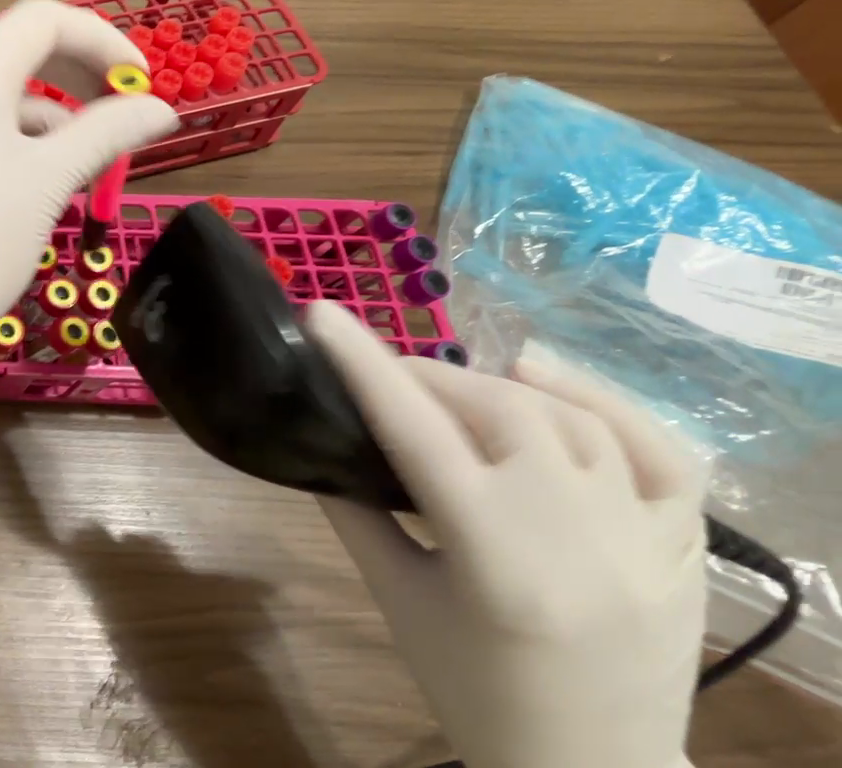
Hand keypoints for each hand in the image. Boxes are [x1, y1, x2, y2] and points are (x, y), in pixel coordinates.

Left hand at [0, 0, 176, 455]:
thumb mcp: (51, 181)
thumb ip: (109, 130)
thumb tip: (159, 108)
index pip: (39, 19)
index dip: (100, 38)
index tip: (137, 81)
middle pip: (8, 52)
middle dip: (70, 75)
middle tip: (113, 111)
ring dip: (36, 116)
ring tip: (69, 167)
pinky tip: (17, 185)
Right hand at [304, 301, 706, 767]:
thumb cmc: (472, 690)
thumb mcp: (396, 599)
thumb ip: (356, 515)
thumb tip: (320, 445)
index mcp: (492, 553)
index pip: (415, 430)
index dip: (363, 364)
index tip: (322, 313)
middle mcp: (575, 530)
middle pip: (496, 410)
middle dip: (428, 377)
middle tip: (382, 377)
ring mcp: (643, 534)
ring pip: (569, 418)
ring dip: (498, 386)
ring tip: (451, 386)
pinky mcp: (684, 543)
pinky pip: (657, 450)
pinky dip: (603, 401)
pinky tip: (549, 380)